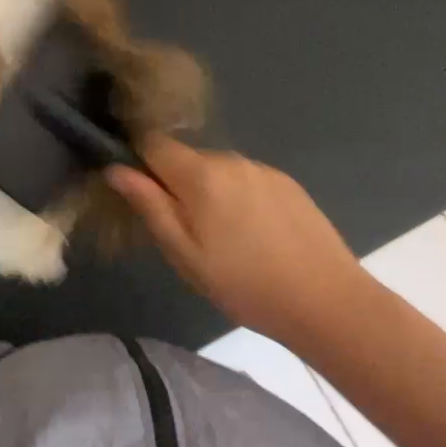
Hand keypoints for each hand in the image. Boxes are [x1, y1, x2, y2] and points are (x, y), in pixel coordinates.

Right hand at [106, 135, 371, 341]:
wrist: (330, 303)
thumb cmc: (246, 285)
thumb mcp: (184, 254)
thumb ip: (149, 206)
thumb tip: (115, 168)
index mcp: (200, 174)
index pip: (152, 143)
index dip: (140, 163)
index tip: (144, 197)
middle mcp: (230, 159)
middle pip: (186, 159)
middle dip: (177, 185)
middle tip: (187, 234)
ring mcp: (263, 169)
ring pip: (217, 171)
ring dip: (210, 194)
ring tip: (226, 241)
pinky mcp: (288, 184)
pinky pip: (246, 181)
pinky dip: (240, 200)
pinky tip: (256, 238)